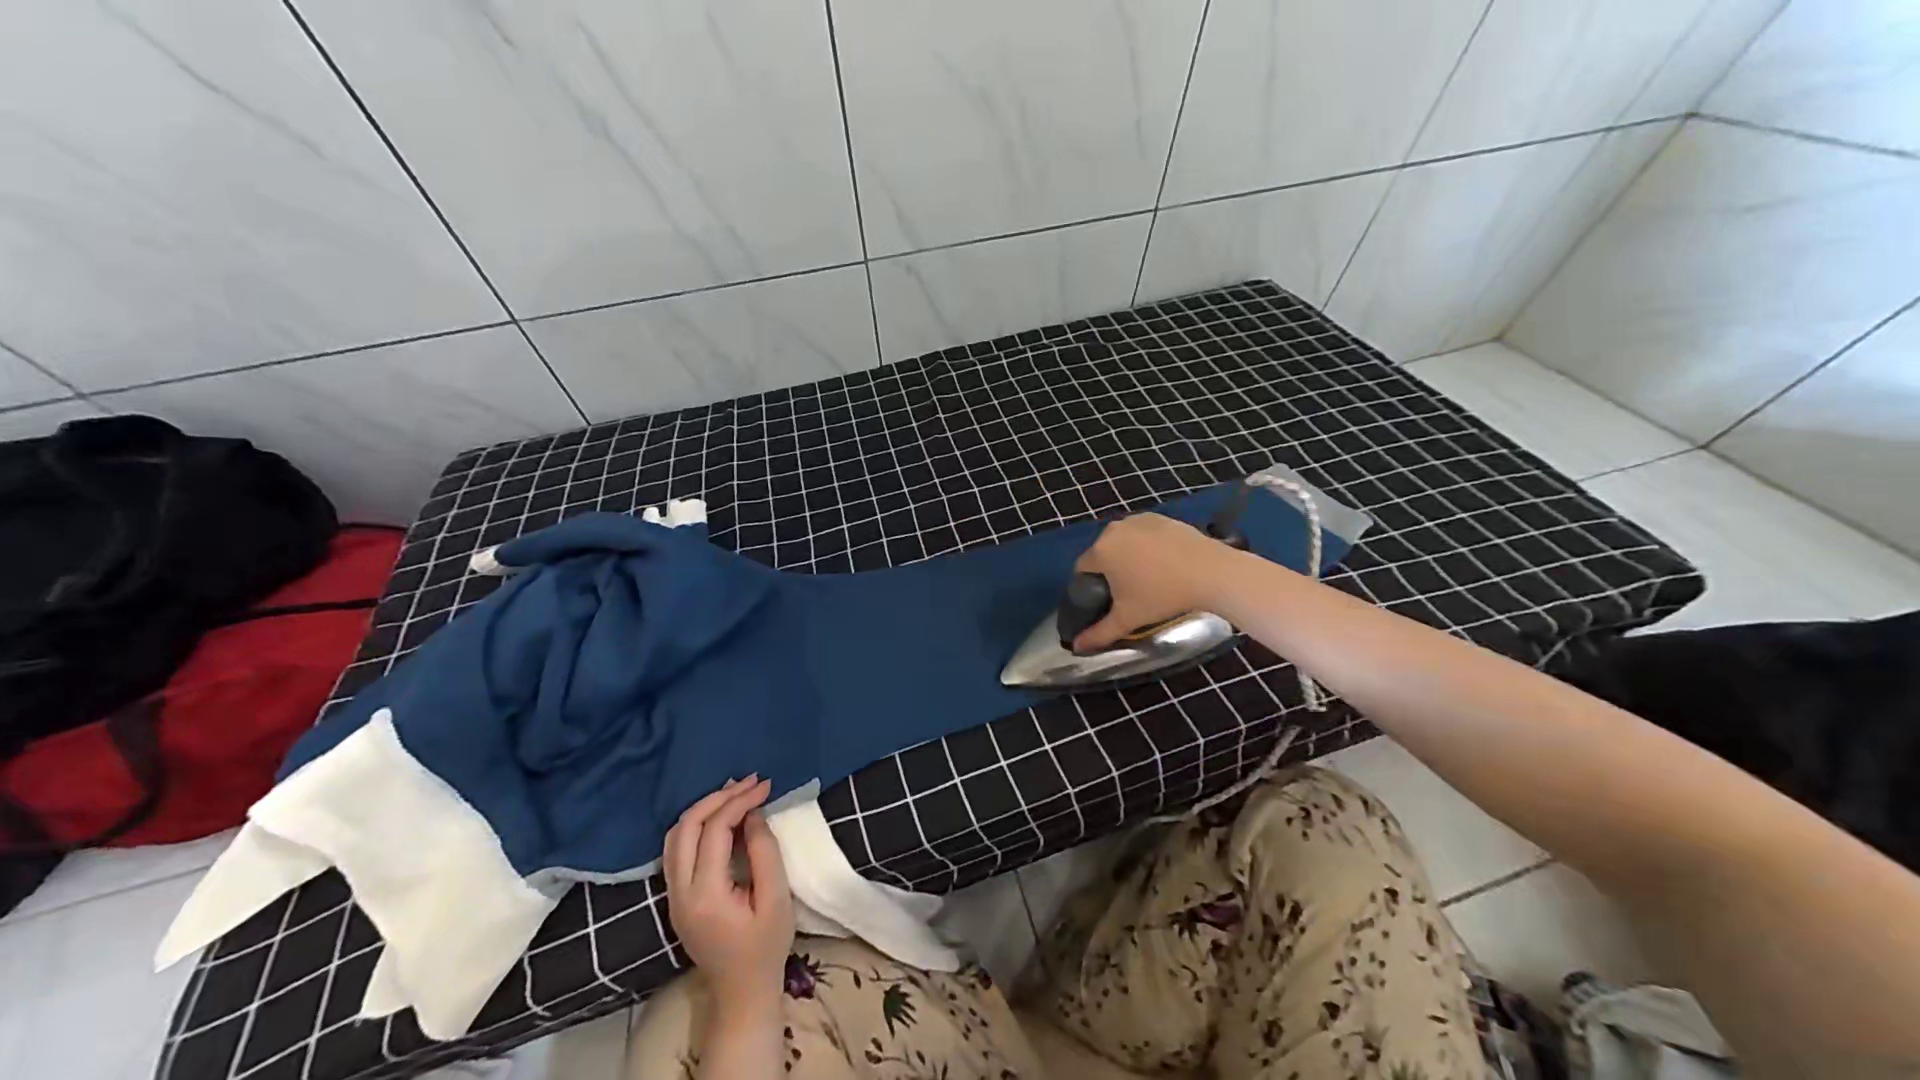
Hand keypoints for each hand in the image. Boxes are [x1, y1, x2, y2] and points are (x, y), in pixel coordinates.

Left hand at [663, 776, 793, 1019]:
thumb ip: (764, 854)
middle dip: (718, 798)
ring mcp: (672, 895)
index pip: (714, 831)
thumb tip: (753, 814)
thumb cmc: (765, 948)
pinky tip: (720, 816)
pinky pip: (676, 848)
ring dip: (704, 808)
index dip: (740, 802)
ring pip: (675, 835)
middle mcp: (679, 892)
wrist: (741, 991)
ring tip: (735, 792)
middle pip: (687, 826)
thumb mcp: (776, 900)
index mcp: (705, 895)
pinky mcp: (674, 897)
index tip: (766, 786)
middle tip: (750, 782)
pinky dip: (696, 824)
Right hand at [1071, 513, 1246, 652]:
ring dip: (1128, 555)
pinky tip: (1164, 561)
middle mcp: (1114, 529)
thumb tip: (1077, 647)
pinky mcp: (1160, 517)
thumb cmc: (1162, 595)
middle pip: (1103, 552)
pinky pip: (1144, 532)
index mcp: (1100, 551)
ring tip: (1149, 576)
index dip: (1089, 585)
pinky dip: (1148, 545)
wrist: (1210, 572)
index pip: (1082, 568)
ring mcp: (1138, 520)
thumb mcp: (1128, 619)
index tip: (1106, 598)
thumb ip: (1099, 634)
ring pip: (1124, 541)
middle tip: (1129, 591)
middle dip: (1110, 569)